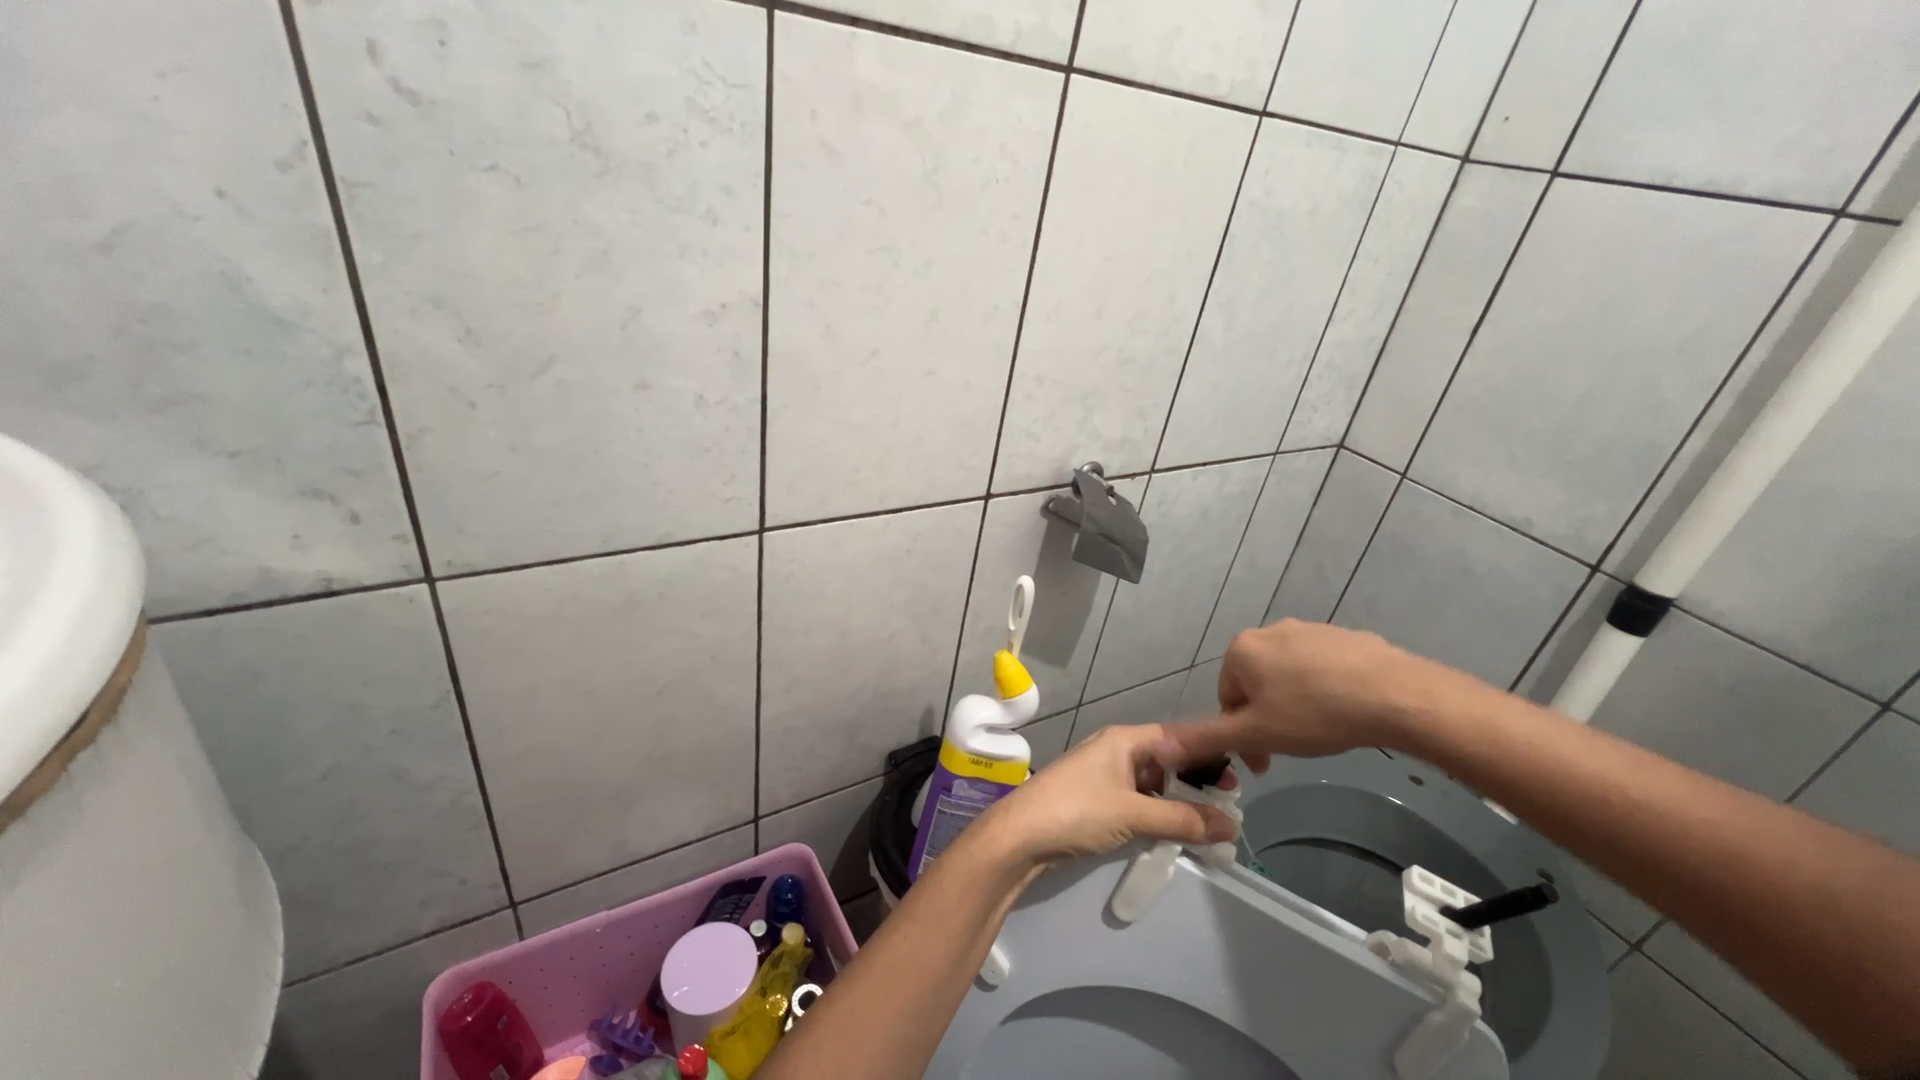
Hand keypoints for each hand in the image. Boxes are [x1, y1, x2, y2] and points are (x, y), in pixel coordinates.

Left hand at [973, 723, 1239, 869]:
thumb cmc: (1076, 812)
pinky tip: (1178, 834)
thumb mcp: (1133, 815)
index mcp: (1125, 740)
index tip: (1241, 776)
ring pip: (1154, 784)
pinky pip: (1139, 802)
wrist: (1018, 837)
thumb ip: (1182, 820)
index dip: (1211, 754)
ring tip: (1211, 825)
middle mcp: (1117, 751)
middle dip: (1198, 783)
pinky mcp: (1098, 802)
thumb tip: (1230, 825)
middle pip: (1169, 761)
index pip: (1179, 737)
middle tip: (1229, 807)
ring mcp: (1106, 777)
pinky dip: (1160, 815)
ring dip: (1180, 803)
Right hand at [1166, 618, 1488, 770]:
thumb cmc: (1315, 715)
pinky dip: (1325, 691)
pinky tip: (1346, 714)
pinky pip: (1323, 669)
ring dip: (1295, 706)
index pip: (1226, 698)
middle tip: (1292, 749)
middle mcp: (1271, 631)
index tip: (1264, 762)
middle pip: (1256, 686)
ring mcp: (1311, 630)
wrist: (1395, 695)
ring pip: (1289, 677)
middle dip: (1267, 720)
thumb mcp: (1254, 734)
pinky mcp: (1346, 637)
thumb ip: (1205, 739)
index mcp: (1242, 650)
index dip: (1241, 735)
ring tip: (1322, 733)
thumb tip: (1157, 746)